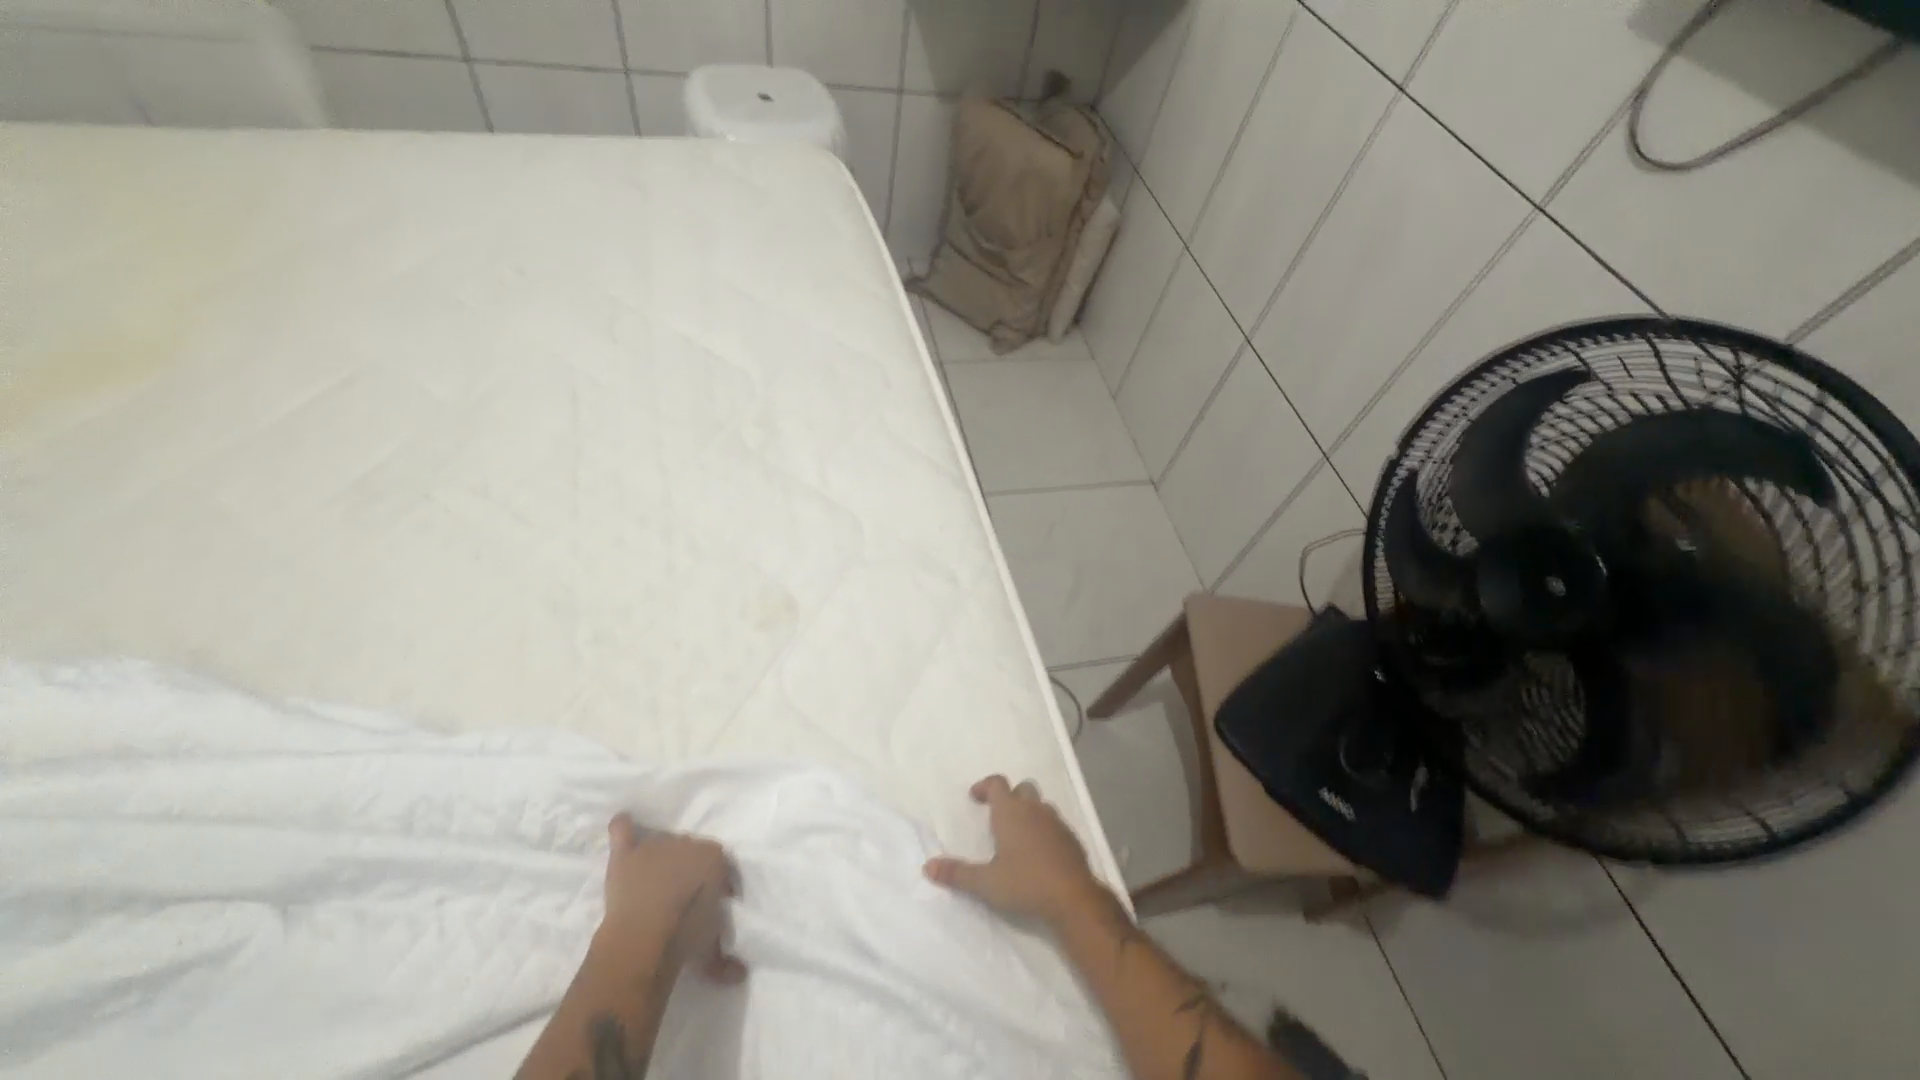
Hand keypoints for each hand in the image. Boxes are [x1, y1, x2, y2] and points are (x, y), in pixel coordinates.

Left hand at [600, 813, 746, 983]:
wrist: (646, 937)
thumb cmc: (686, 937)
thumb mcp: (711, 951)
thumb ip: (724, 960)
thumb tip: (739, 975)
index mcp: (715, 857)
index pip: (720, 865)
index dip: (716, 885)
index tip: (712, 904)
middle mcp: (687, 843)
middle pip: (690, 852)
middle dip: (688, 870)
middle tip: (682, 898)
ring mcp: (653, 847)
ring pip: (660, 844)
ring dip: (660, 858)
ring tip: (656, 881)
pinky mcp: (625, 855)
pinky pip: (622, 831)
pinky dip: (622, 826)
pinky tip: (622, 822)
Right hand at [923, 775, 1110, 926]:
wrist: (1073, 898)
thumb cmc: (1025, 884)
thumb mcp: (985, 883)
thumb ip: (957, 874)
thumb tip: (928, 867)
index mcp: (1011, 813)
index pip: (998, 783)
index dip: (985, 786)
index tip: (975, 798)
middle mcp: (1035, 810)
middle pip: (1023, 789)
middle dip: (1009, 797)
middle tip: (997, 815)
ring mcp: (1057, 823)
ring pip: (1041, 806)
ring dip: (1029, 812)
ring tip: (1017, 835)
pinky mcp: (1072, 840)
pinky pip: (1055, 825)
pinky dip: (1045, 830)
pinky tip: (1040, 853)